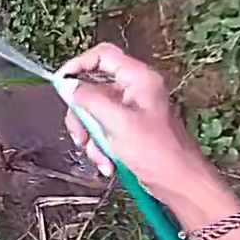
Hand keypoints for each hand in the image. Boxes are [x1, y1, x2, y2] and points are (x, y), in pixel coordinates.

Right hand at [56, 43, 239, 228]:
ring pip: (93, 113)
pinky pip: (101, 130)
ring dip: (90, 137)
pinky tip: (107, 163)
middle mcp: (134, 89)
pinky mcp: (127, 129)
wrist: (179, 183)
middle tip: (81, 136)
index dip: (78, 65)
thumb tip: (67, 86)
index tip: (61, 84)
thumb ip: (89, 100)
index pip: (102, 56)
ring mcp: (130, 110)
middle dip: (82, 116)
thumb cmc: (156, 152)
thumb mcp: (118, 123)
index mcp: (138, 79)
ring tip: (100, 157)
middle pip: (92, 89)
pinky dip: (99, 147)